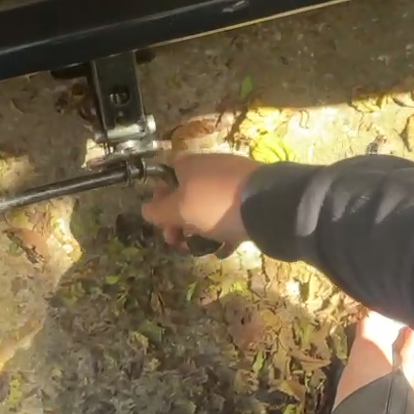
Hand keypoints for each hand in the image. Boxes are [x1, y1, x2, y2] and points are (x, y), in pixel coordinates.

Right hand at [140, 153, 258, 249]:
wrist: (269, 204)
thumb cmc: (215, 204)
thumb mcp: (179, 209)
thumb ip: (158, 211)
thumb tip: (144, 209)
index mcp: (190, 165)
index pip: (166, 175)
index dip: (159, 198)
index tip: (160, 220)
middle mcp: (211, 168)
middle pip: (187, 194)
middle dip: (179, 220)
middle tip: (179, 242)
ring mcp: (234, 182)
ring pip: (208, 207)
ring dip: (201, 228)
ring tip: (203, 248)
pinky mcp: (253, 197)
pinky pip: (231, 215)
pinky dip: (224, 232)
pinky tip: (224, 249)